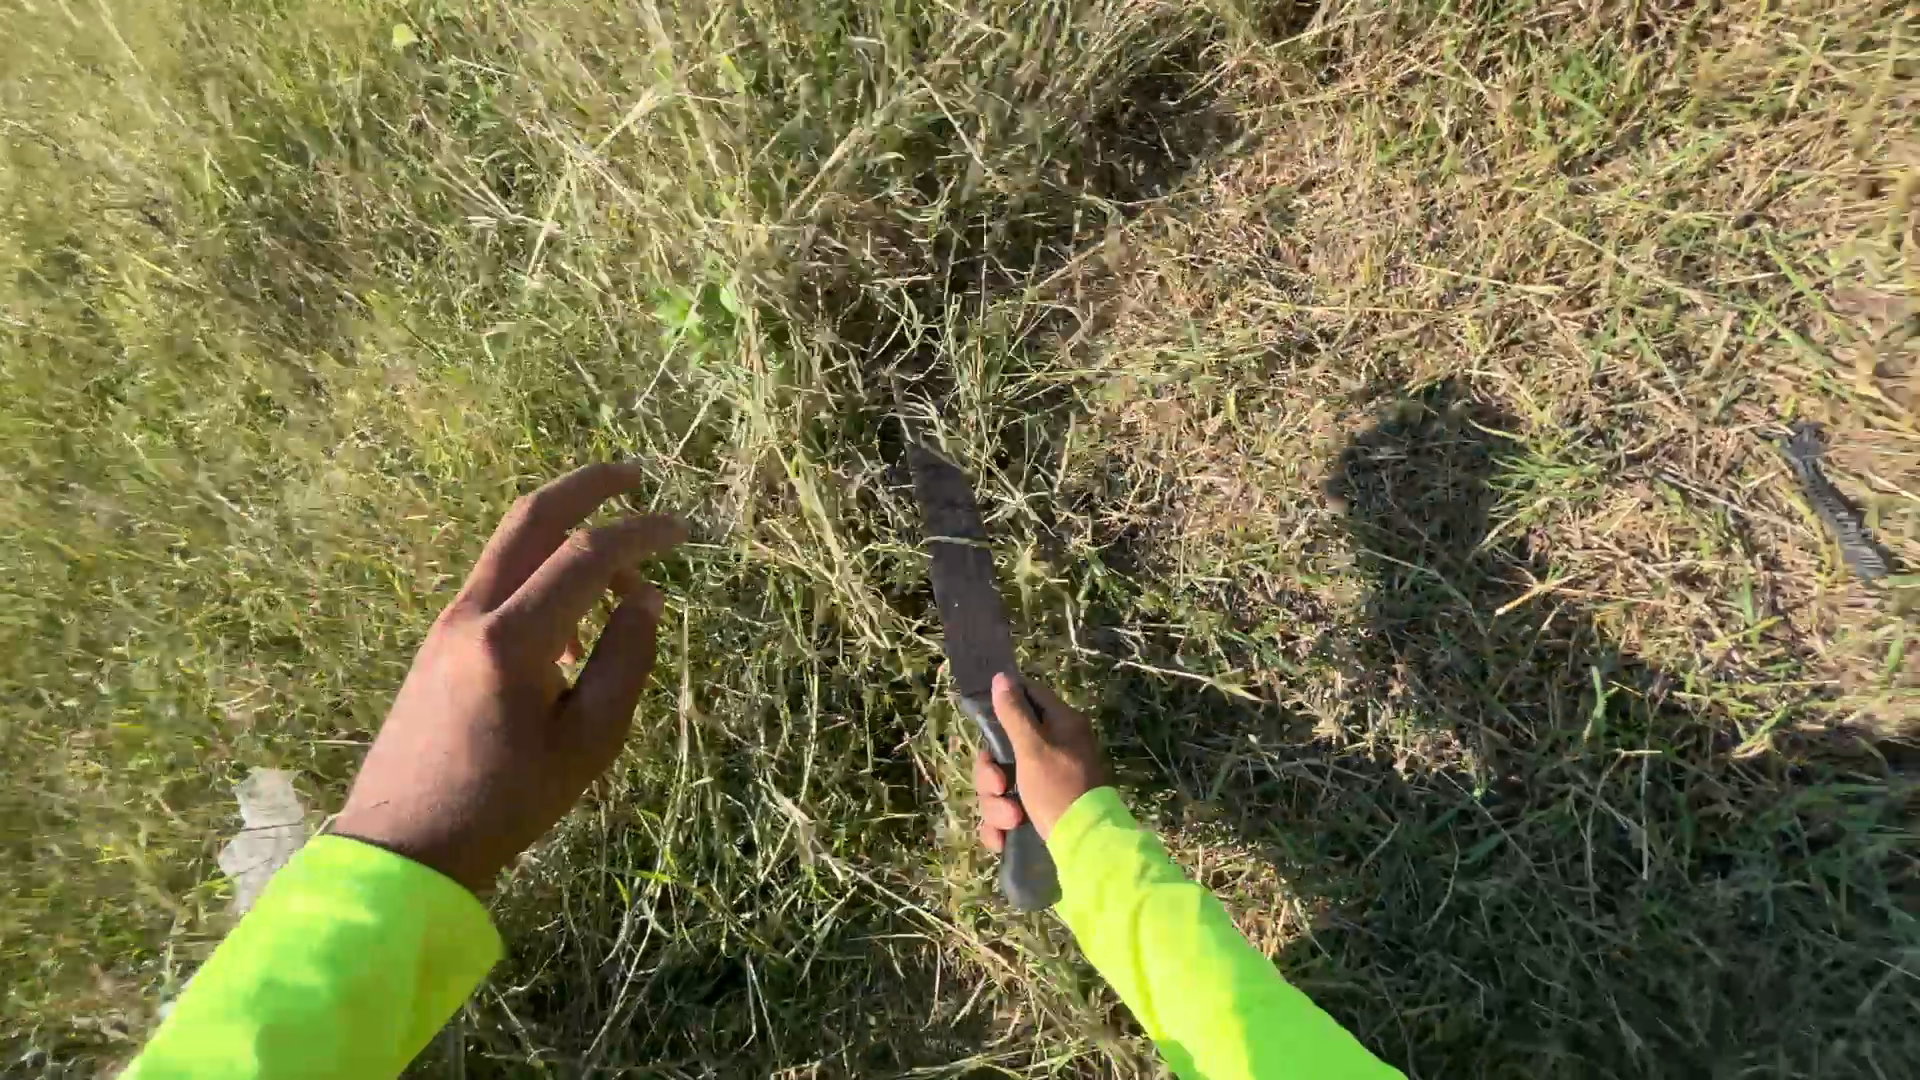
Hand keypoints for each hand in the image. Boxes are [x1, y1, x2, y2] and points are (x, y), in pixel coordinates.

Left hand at [332, 463, 685, 892]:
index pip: (587, 555)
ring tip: (625, 574)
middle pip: (531, 517)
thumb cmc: (510, 800)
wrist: (405, 846)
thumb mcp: (592, 739)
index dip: (642, 533)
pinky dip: (548, 571)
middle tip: (634, 473)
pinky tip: (578, 620)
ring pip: (514, 546)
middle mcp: (473, 613)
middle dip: (587, 485)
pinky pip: (504, 580)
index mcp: (513, 640)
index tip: (684, 529)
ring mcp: (450, 622)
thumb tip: (646, 597)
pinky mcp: (443, 638)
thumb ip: (626, 658)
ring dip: (571, 534)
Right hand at [973, 672, 1102, 849]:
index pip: (1029, 695)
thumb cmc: (1060, 790)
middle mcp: (1054, 749)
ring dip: (997, 805)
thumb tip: (1001, 677)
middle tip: (1000, 787)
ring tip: (1012, 820)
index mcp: (1061, 726)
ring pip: (1001, 783)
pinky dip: (1000, 826)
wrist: (1086, 850)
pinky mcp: (1037, 812)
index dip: (1005, 703)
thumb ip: (1014, 713)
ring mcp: (1045, 783)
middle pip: (1004, 747)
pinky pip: (1005, 811)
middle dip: (992, 774)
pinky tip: (1004, 838)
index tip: (986, 720)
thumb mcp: (1034, 748)